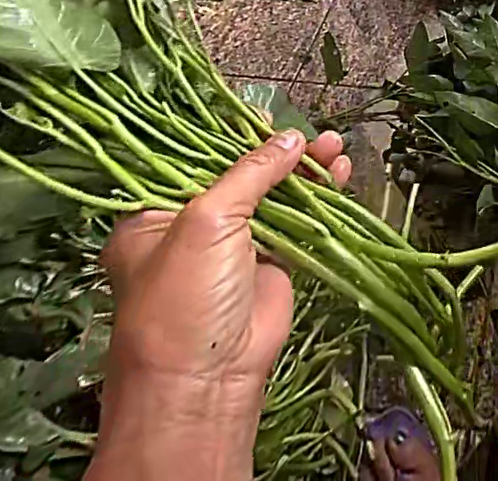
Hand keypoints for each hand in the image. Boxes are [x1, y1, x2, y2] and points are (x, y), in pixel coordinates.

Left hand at [87, 127, 350, 480]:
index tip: (265, 115)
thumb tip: (292, 137)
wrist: (208, 381)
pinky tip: (340, 175)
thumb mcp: (207, 221)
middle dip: (280, 151)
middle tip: (311, 134)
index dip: (232, 135)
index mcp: (157, 215)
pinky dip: (320, 197)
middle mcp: (195, 225)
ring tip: (334, 147)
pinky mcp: (272, 261)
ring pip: (277, 194)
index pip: (197, 159)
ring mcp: (236, 243)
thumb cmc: (184, 299)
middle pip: (244, 173)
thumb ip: (251, 172)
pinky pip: (299, 219)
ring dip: (307, 171)